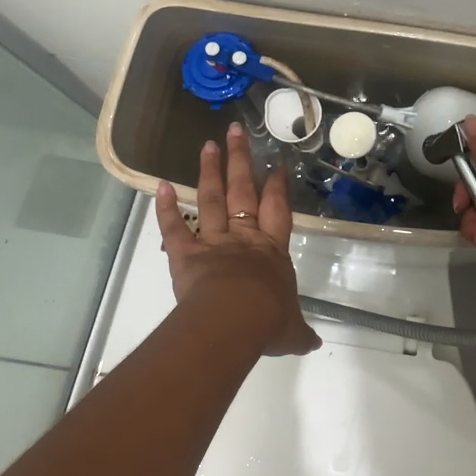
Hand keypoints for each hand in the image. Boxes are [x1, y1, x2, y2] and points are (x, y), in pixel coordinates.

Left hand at [154, 123, 320, 356]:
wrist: (234, 322)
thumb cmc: (267, 322)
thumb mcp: (290, 330)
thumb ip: (299, 332)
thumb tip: (314, 344)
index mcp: (272, 251)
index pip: (276, 209)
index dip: (276, 185)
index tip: (275, 163)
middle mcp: (244, 238)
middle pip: (244, 191)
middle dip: (241, 160)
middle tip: (236, 132)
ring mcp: (214, 242)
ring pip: (212, 199)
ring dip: (210, 171)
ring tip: (208, 144)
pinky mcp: (186, 255)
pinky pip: (175, 228)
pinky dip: (166, 208)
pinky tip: (160, 185)